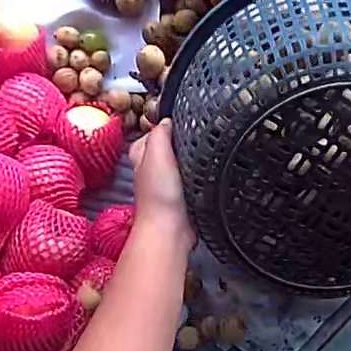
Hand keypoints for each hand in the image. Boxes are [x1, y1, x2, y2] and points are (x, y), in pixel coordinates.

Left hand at [129, 120, 194, 249]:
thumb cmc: (159, 192)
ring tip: (205, 152)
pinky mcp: (183, 202)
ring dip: (189, 162)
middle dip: (176, 145)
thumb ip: (160, 135)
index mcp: (143, 161)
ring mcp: (167, 189)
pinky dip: (197, 179)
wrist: (170, 229)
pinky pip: (190, 185)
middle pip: (164, 154)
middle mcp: (153, 175)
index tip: (178, 124)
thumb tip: (167, 121)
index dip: (159, 130)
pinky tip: (207, 174)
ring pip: (178, 169)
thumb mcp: (157, 154)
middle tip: (194, 137)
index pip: (146, 139)